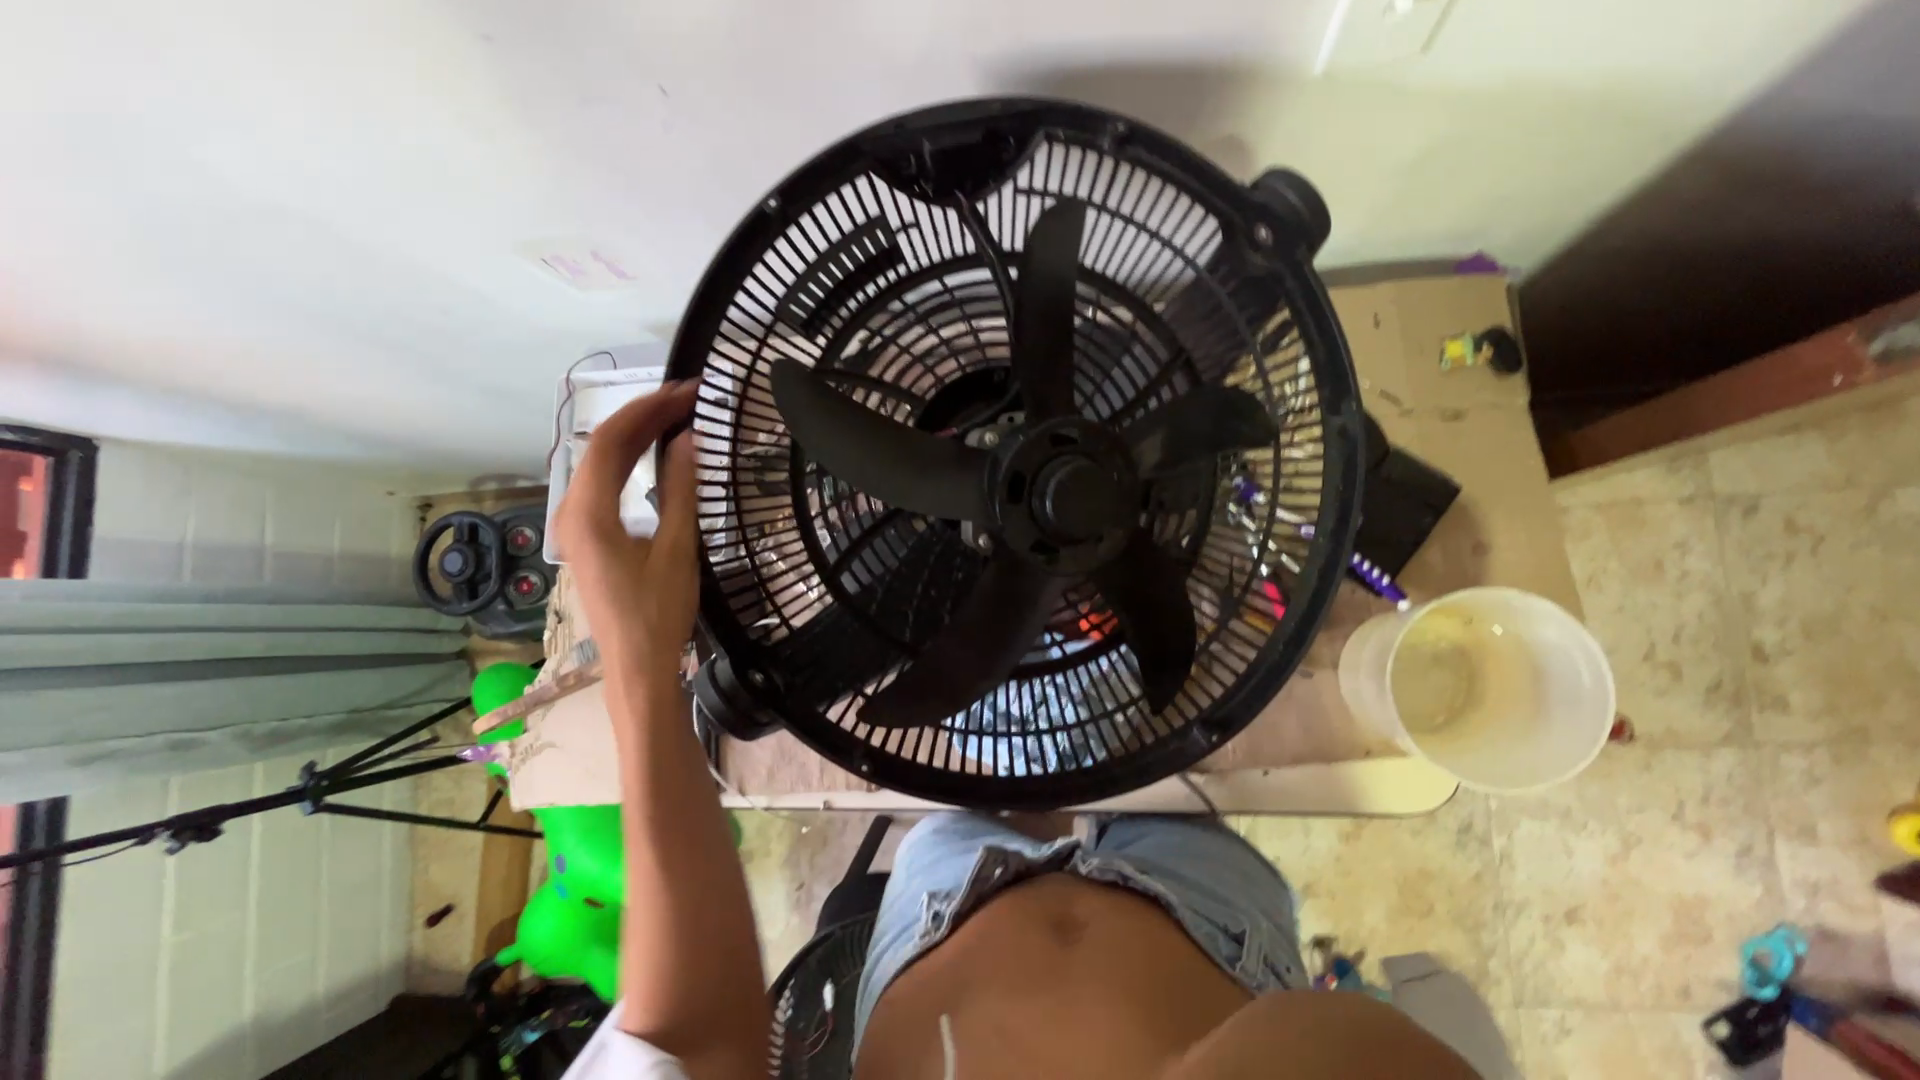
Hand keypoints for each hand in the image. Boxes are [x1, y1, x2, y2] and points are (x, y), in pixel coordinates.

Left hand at [553, 381, 702, 676]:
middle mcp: (572, 512)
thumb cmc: (657, 613)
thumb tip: (689, 439)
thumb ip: (680, 490)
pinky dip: (632, 460)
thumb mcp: (676, 550)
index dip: (651, 408)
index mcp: (587, 512)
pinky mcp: (588, 538)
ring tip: (678, 415)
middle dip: (646, 415)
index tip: (690, 391)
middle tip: (691, 397)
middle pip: (604, 447)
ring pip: (602, 463)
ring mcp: (576, 525)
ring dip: (638, 435)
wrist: (637, 668)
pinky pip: (605, 484)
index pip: (613, 440)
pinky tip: (655, 453)